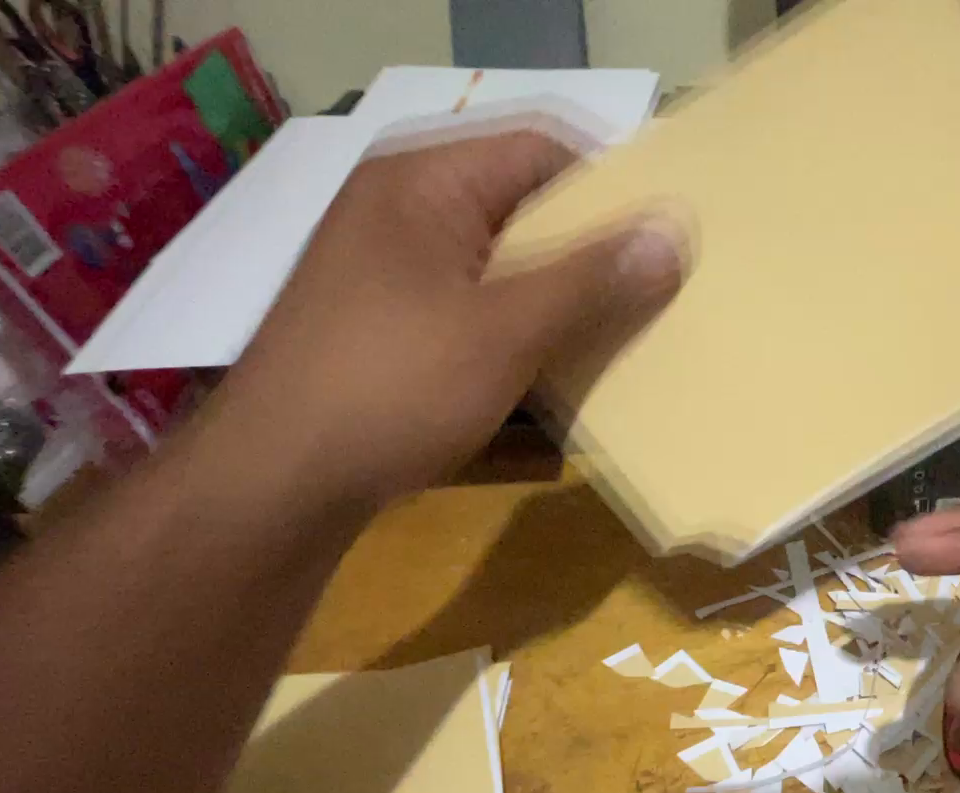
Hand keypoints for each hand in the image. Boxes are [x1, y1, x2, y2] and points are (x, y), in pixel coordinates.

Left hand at [201, 130, 686, 510]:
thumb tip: (674, 232)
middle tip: (659, 287)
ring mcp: (399, 268)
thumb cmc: (395, 386)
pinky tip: (564, 364)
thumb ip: (592, 278)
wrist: (285, 479)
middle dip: (595, 248)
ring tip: (625, 328)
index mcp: (425, 181)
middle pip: (527, 206)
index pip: (542, 147)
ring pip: (508, 262)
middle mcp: (408, 210)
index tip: (668, 234)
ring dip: (566, 294)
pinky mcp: (399, 321)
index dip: (612, 183)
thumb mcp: (506, 330)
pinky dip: (529, 325)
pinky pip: (484, 304)